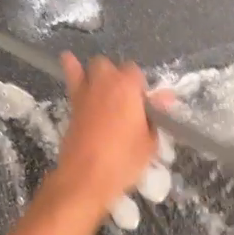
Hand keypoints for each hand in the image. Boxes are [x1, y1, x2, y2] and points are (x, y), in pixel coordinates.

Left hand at [50, 54, 161, 210]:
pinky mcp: (72, 104)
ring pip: (92, 68)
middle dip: (118, 78)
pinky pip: (72, 78)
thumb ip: (155, 116)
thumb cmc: (123, 160)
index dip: (140, 88)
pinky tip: (68, 58)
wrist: (85, 176)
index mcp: (128, 87)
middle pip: (112, 67)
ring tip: (104, 86)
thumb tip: (165, 98)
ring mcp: (86, 91)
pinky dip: (71, 68)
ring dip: (99, 73)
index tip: (143, 106)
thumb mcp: (149, 142)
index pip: (136, 73)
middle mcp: (106, 82)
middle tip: (125, 102)